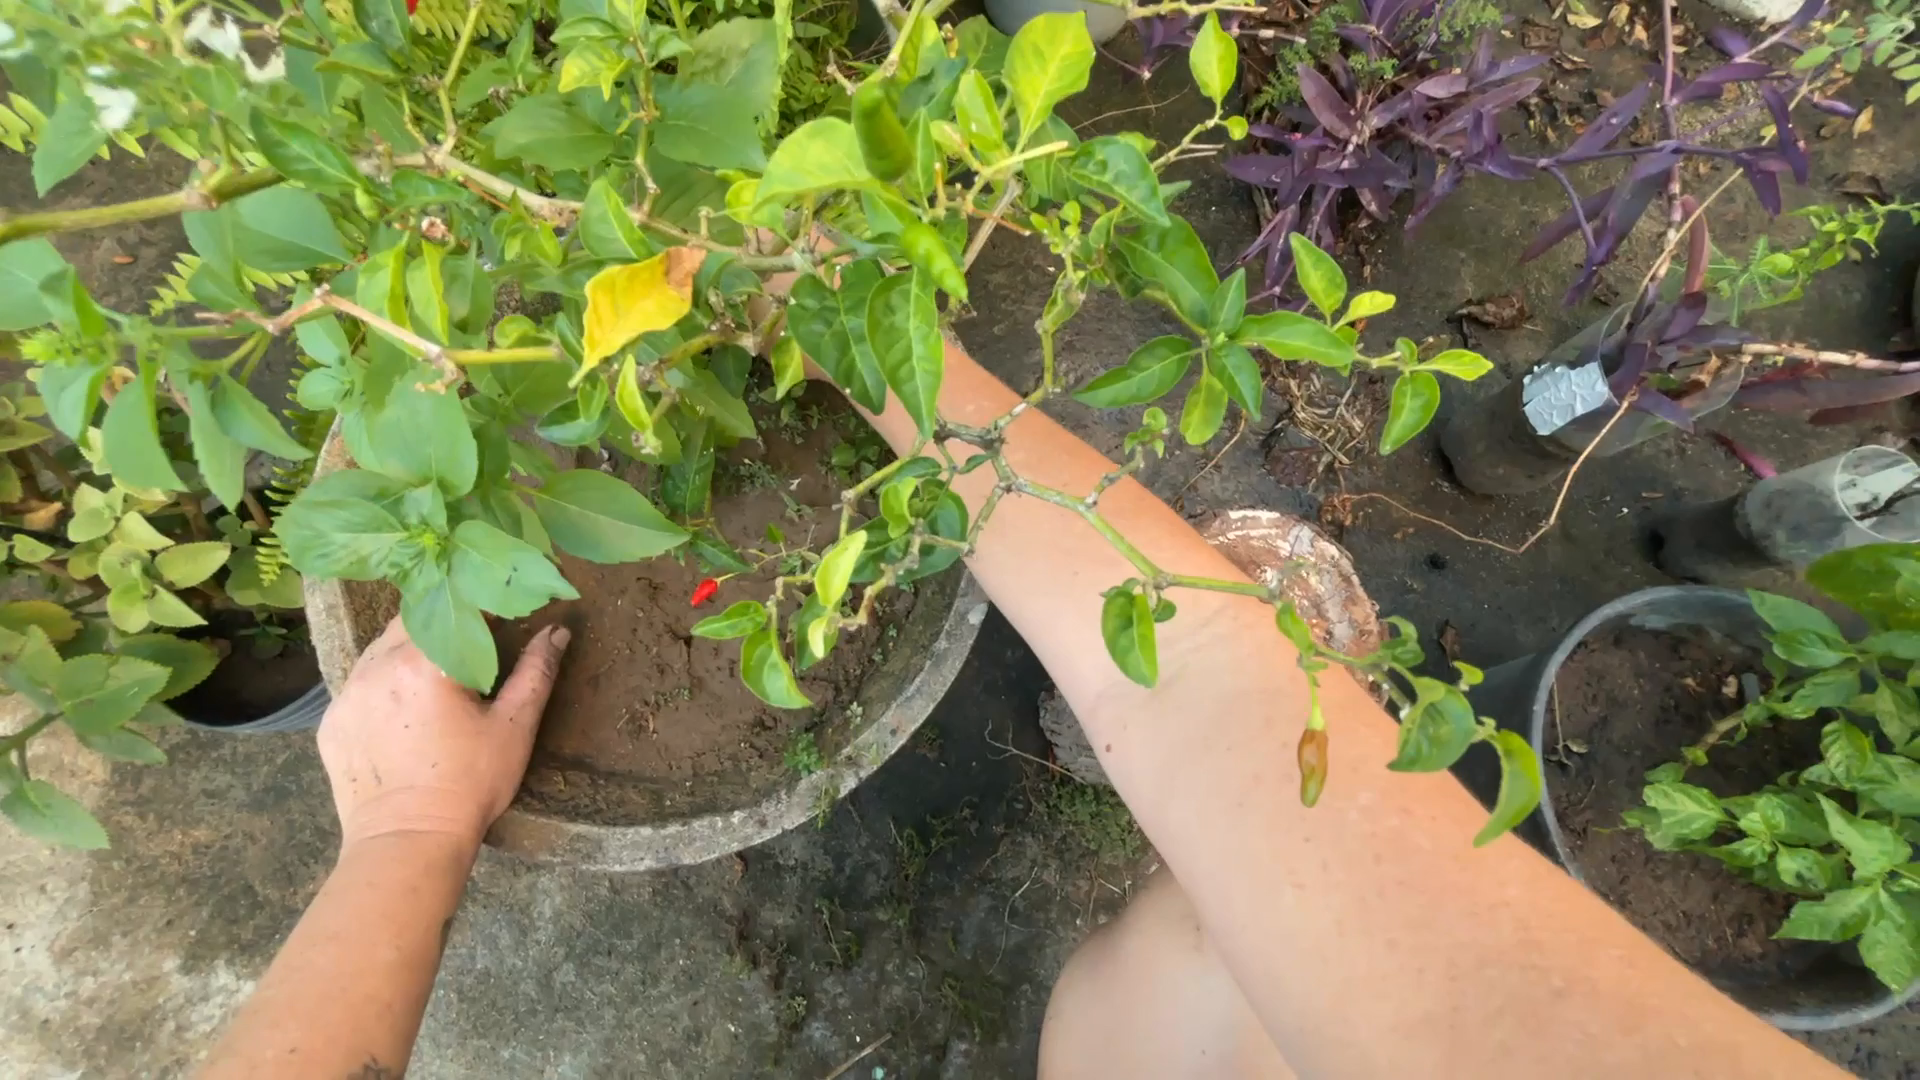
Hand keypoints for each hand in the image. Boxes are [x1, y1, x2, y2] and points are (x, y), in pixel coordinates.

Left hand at [316, 617, 570, 852]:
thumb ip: (536, 670)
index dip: (477, 604)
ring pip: (381, 649)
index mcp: (423, 663)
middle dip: (443, 622)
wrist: (408, 842)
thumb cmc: (472, 781)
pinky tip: (410, 703)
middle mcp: (376, 669)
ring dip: (412, 648)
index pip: (450, 610)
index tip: (500, 609)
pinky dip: (387, 680)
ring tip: (442, 668)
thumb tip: (556, 631)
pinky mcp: (332, 723)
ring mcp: (346, 697)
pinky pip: (361, 683)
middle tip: (475, 636)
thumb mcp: (516, 724)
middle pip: (410, 622)